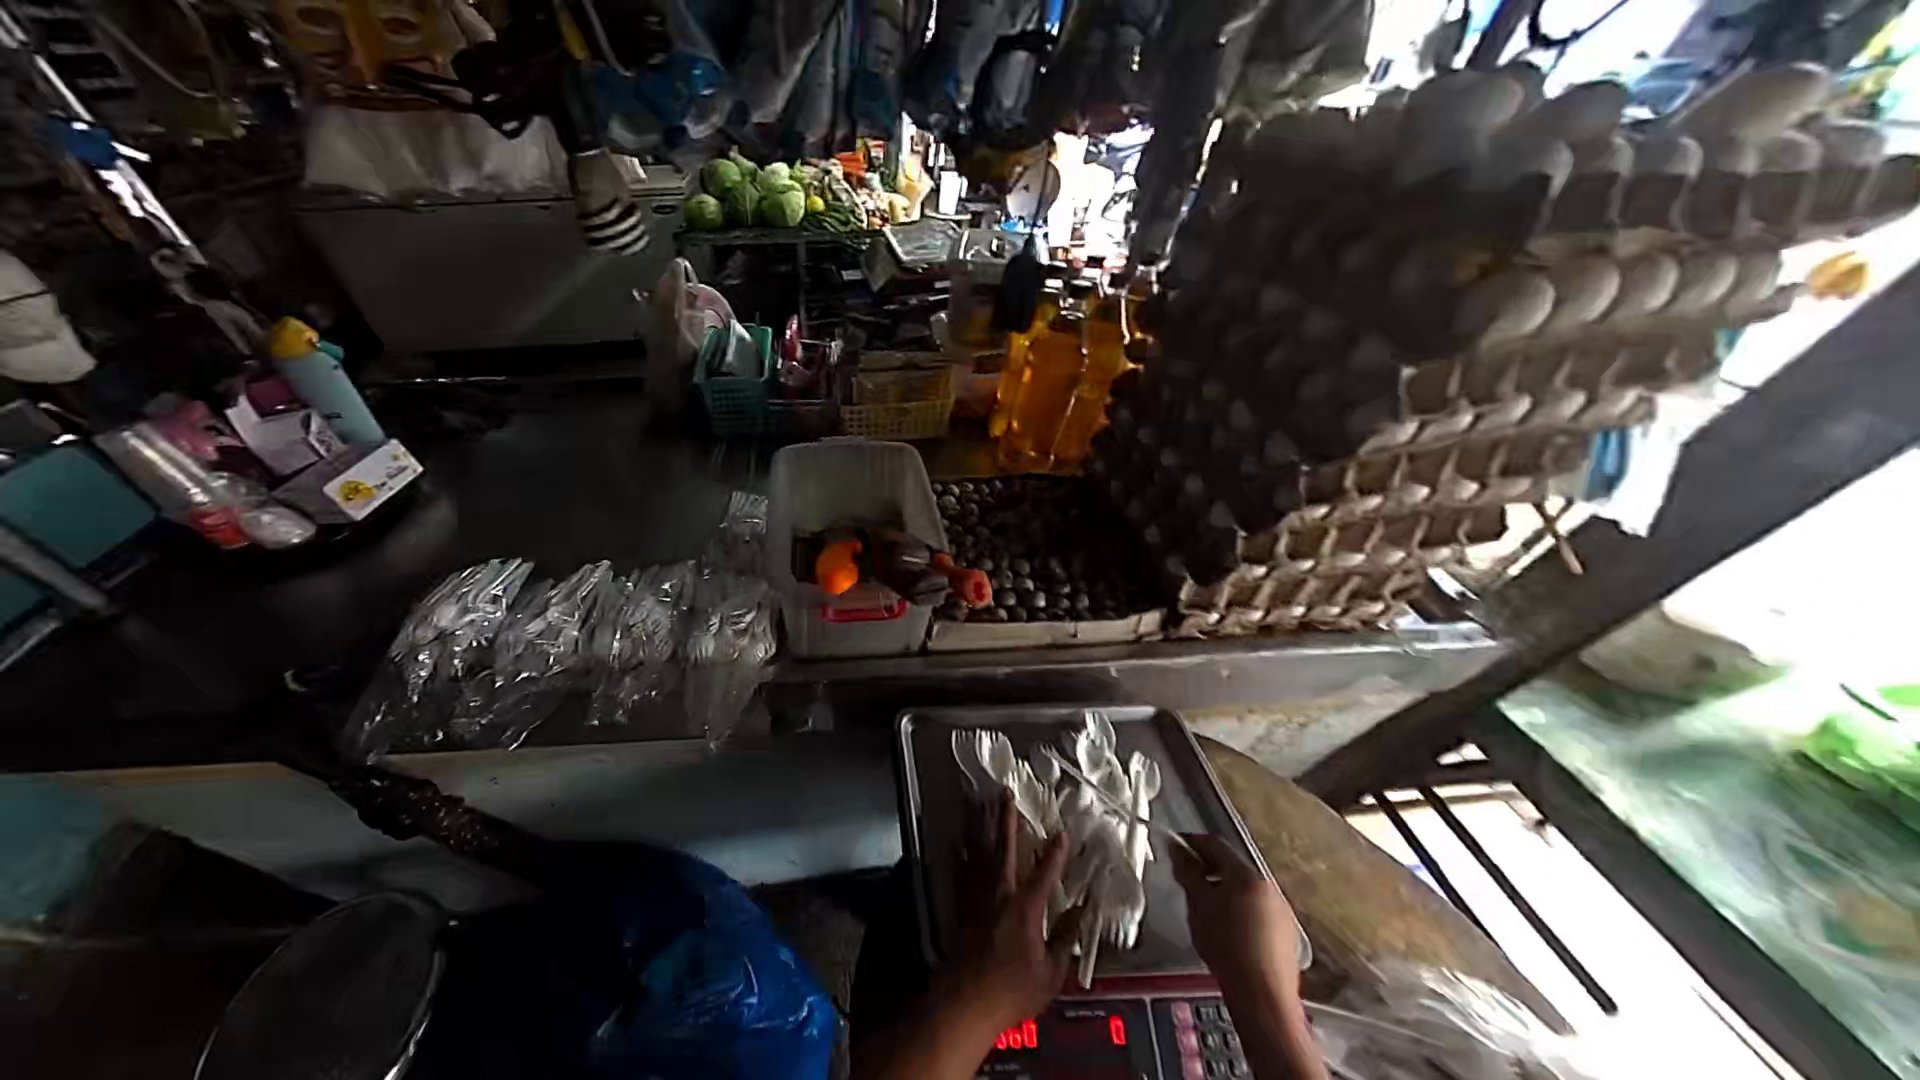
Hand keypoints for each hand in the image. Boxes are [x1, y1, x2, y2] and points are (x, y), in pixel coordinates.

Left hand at [950, 792, 1083, 1032]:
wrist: (966, 1003)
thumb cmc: (1011, 992)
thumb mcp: (1050, 973)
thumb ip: (1065, 940)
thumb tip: (1080, 917)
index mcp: (1025, 908)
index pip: (1045, 872)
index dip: (1056, 852)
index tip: (1063, 832)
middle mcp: (1000, 895)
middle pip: (1005, 848)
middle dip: (1007, 819)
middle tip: (1006, 794)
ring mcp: (978, 898)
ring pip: (980, 852)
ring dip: (982, 827)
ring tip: (980, 804)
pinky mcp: (961, 907)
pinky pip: (962, 872)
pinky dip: (962, 855)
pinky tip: (960, 842)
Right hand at [1171, 832, 1300, 1002]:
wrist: (1262, 997)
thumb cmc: (1227, 948)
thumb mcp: (1198, 905)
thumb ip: (1187, 872)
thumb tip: (1178, 850)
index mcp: (1246, 875)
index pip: (1215, 845)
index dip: (1192, 843)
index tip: (1177, 848)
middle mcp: (1268, 887)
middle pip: (1232, 867)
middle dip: (1208, 870)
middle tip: (1188, 880)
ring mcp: (1281, 911)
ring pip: (1246, 890)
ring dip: (1225, 892)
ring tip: (1206, 910)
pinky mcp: (1286, 934)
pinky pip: (1258, 911)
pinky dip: (1241, 912)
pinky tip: (1229, 932)